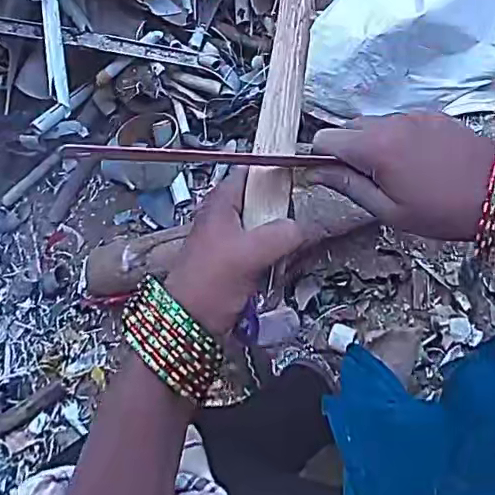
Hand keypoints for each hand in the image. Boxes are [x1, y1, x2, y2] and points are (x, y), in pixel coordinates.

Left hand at [163, 172, 319, 334]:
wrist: (188, 325)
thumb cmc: (208, 284)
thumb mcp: (250, 252)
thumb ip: (283, 234)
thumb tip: (304, 228)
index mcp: (222, 201)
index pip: (253, 169)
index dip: (277, 168)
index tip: (303, 174)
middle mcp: (226, 214)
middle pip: (265, 198)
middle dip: (286, 206)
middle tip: (306, 212)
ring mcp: (232, 238)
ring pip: (268, 223)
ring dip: (284, 232)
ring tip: (299, 240)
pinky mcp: (237, 260)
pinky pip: (265, 246)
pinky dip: (278, 252)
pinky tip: (286, 261)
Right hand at [307, 114, 494, 241]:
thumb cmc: (444, 212)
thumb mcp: (391, 211)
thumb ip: (349, 187)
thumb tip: (316, 172)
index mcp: (376, 147)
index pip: (325, 138)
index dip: (323, 158)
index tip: (334, 177)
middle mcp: (391, 122)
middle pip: (349, 128)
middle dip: (350, 151)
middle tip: (372, 182)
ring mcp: (414, 115)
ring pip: (376, 124)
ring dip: (375, 144)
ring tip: (401, 175)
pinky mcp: (433, 114)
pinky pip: (401, 122)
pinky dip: (399, 138)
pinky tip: (421, 162)